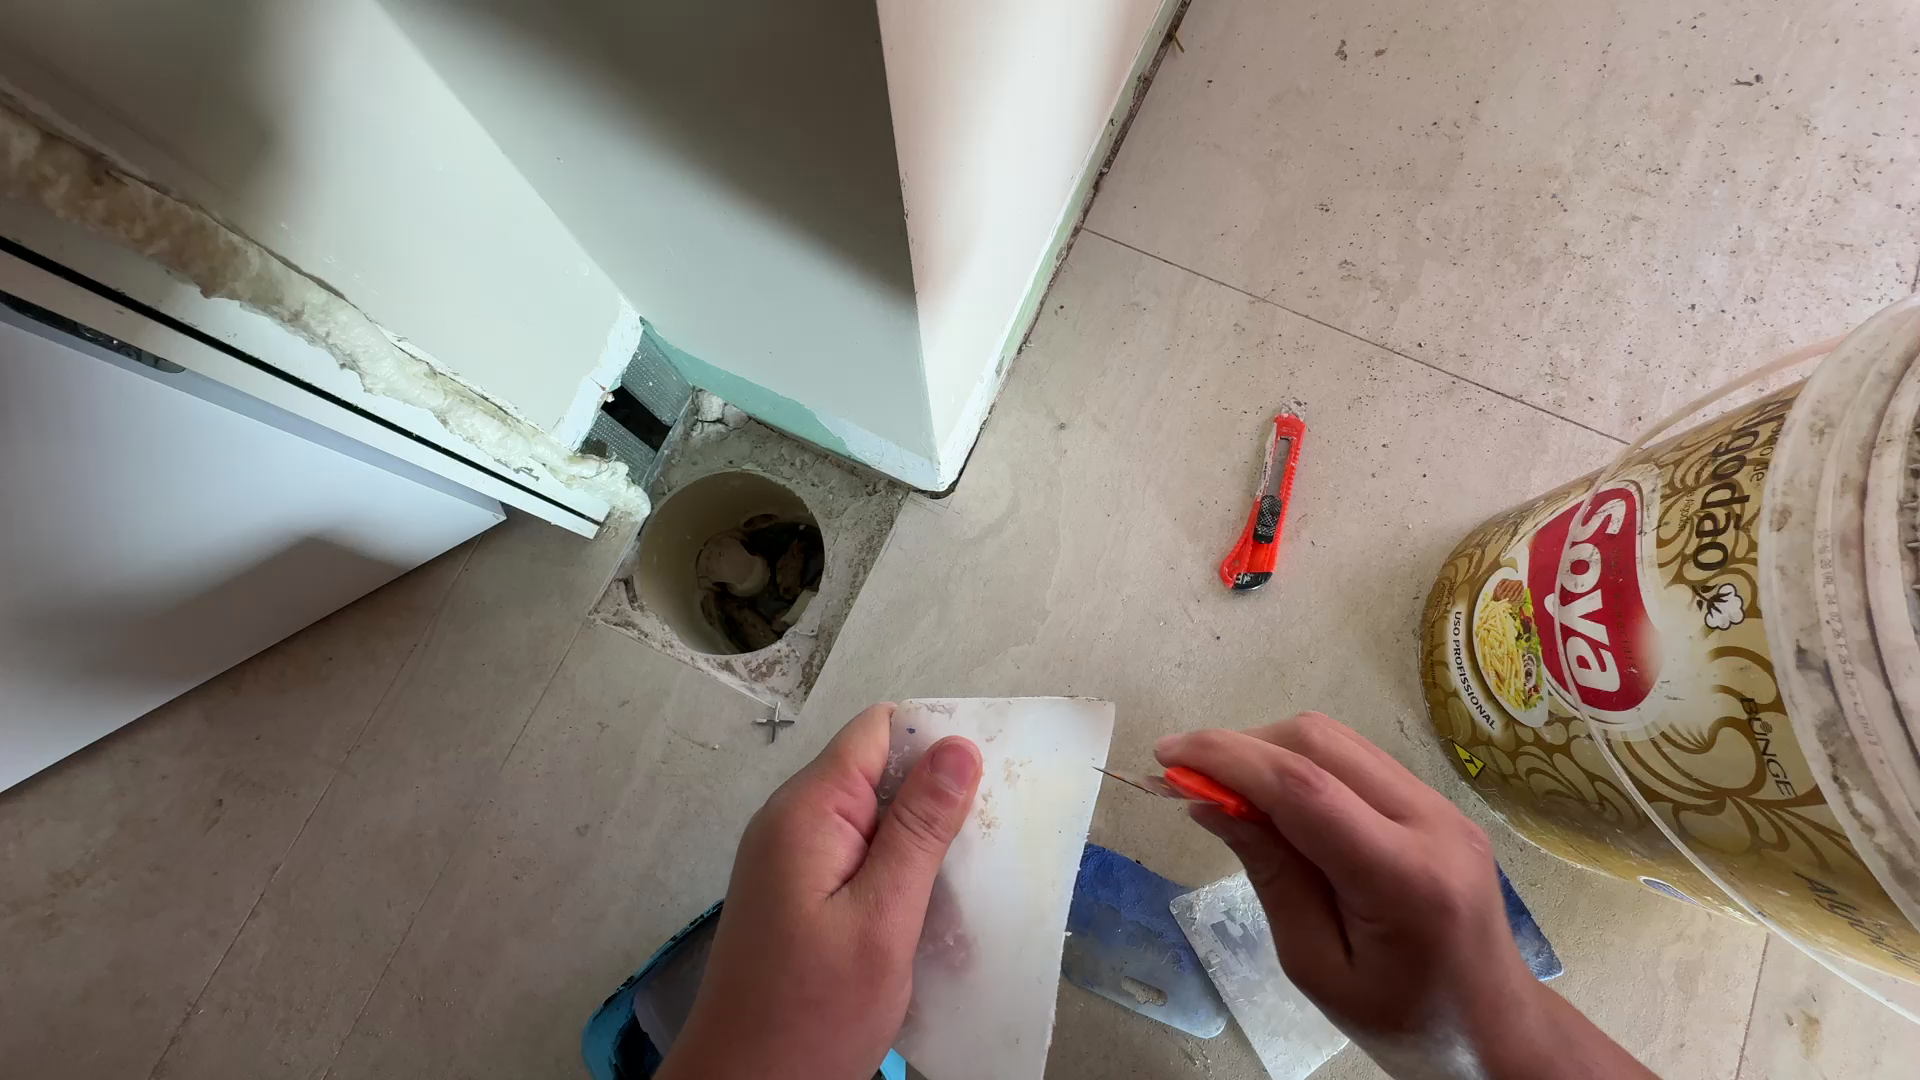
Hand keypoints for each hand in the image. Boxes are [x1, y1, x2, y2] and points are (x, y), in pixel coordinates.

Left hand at [659, 704, 982, 1079]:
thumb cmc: (813, 1013)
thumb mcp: (882, 919)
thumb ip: (919, 829)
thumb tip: (959, 746)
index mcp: (808, 809)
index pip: (876, 730)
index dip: (931, 740)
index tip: (982, 777)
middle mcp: (794, 816)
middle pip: (876, 767)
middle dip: (931, 792)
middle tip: (982, 834)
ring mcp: (793, 852)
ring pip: (873, 809)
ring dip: (918, 835)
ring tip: (962, 872)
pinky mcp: (800, 883)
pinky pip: (859, 846)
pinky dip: (896, 863)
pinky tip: (926, 899)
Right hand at [1157, 712, 1655, 1079]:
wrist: (1498, 1033)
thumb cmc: (1401, 1021)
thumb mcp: (1313, 963)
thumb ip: (1267, 872)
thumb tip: (1207, 800)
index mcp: (1406, 881)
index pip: (1303, 788)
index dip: (1226, 758)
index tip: (1167, 757)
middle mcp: (1431, 823)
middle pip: (1317, 741)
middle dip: (1240, 745)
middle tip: (1192, 776)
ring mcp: (1439, 804)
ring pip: (1331, 736)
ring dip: (1265, 747)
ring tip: (1228, 786)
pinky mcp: (1432, 799)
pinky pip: (1349, 753)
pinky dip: (1295, 757)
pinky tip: (1273, 794)